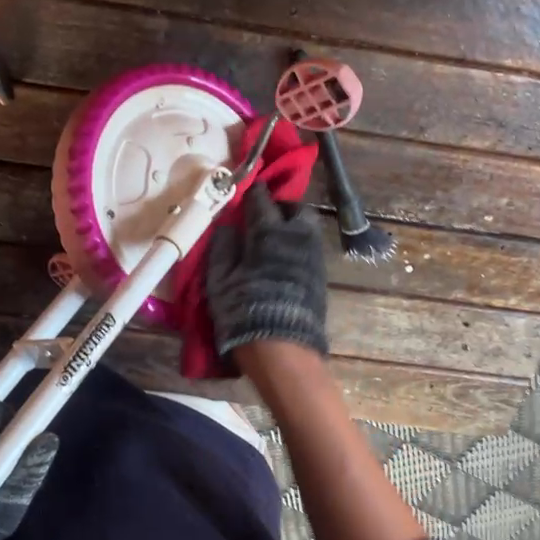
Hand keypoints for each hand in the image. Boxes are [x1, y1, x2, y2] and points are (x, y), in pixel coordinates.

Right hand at [206, 181, 327, 358]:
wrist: (282, 350)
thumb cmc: (243, 310)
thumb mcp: (220, 279)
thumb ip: (223, 247)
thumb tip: (228, 226)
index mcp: (269, 233)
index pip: (262, 201)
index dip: (253, 192)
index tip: (246, 188)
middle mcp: (297, 238)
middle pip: (296, 208)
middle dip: (280, 205)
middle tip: (262, 213)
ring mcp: (312, 257)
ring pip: (307, 227)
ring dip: (291, 224)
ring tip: (272, 235)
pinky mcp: (319, 276)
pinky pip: (308, 247)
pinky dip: (296, 243)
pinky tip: (281, 256)